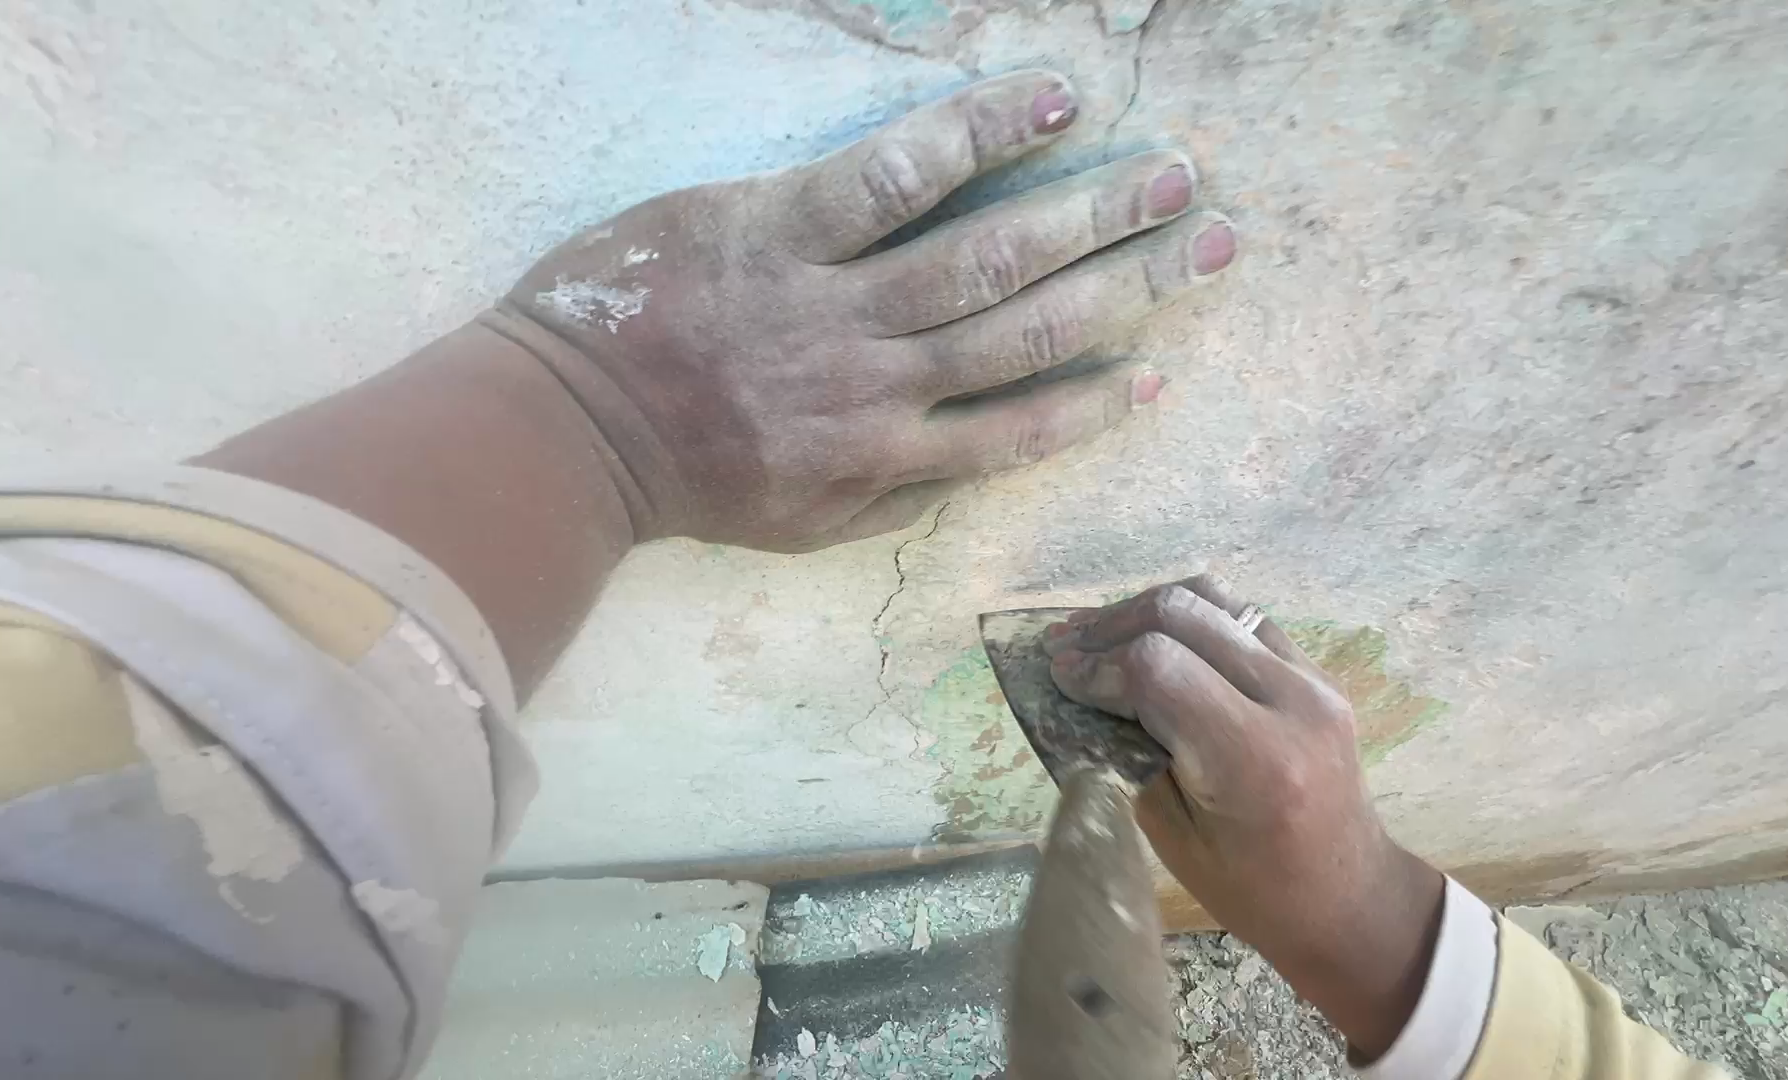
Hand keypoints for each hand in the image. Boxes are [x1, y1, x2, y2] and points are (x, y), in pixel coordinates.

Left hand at [488, 69, 1237, 550]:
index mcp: (888, 457)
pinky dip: (972, 139)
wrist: (573, 429)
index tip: (1161, 370)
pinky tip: (1044, 103)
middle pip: (1031, 329)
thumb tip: (958, 478)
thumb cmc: (695, 483)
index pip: (1020, 429)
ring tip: (1165, 173)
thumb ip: (890, 507)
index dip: (1097, 402)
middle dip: (1133, 284)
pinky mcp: (778, 226)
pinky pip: (891, 176)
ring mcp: (836, 301)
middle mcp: (883, 381)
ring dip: (1085, 212)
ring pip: (984, 255)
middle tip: (1214, 237)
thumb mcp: (802, 530)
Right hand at [1044, 576, 1445, 1059]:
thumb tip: (1079, 691)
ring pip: (1208, 597)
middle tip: (1065, 645)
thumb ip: (1128, 751)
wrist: (1350, 897)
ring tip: (1097, 631)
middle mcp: (1292, 700)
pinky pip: (1235, 613)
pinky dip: (1181, 615)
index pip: (1158, 670)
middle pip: (1180, 614)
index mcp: (1256, 759)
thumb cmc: (1254, 891)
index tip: (1057, 676)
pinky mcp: (1311, 668)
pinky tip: (1147, 633)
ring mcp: (1310, 675)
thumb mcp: (1171, 835)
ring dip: (1142, 609)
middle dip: (1110, 626)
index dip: (1096, 666)